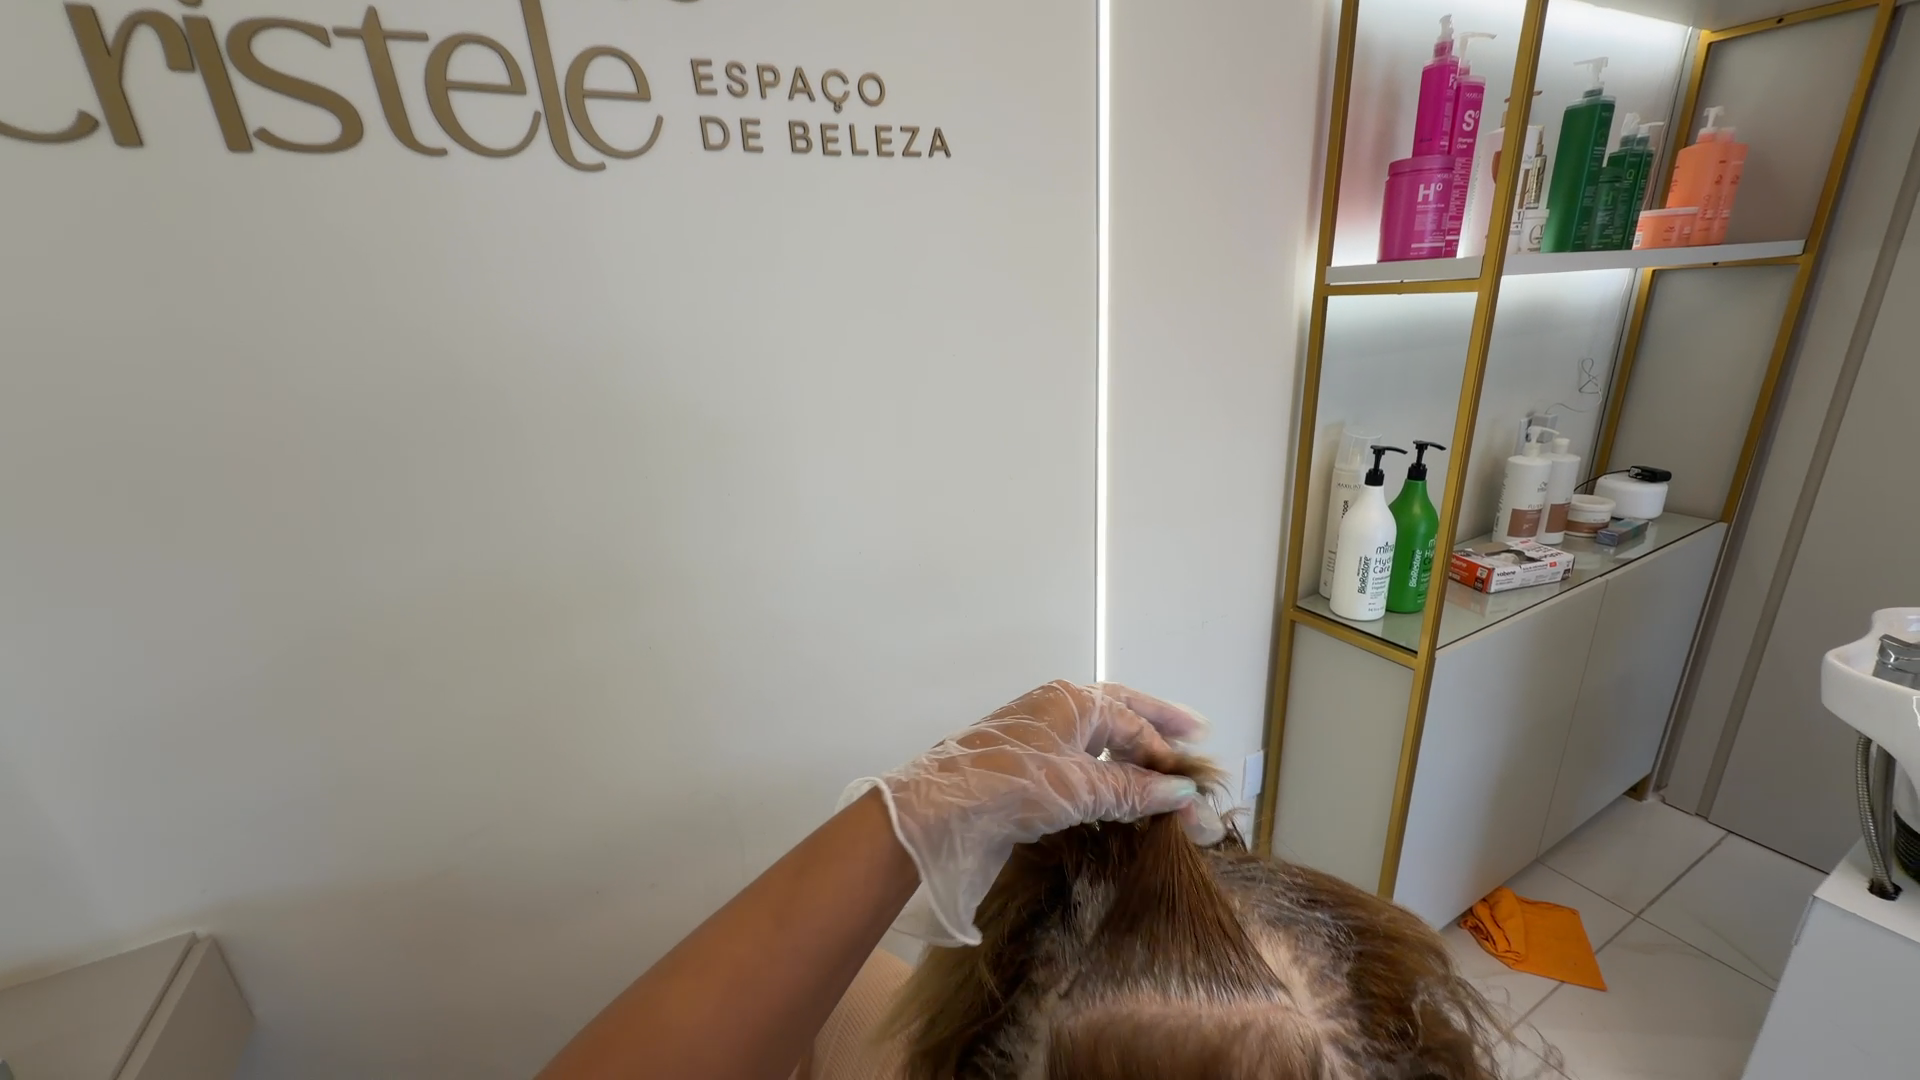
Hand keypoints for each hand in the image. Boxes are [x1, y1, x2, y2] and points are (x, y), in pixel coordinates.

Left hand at [842, 681, 1224, 945]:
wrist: (939, 809)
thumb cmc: (1012, 785)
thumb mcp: (1079, 786)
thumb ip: (1132, 788)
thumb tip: (1182, 793)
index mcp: (1071, 700)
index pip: (1131, 720)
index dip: (1164, 751)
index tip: (1192, 782)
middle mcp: (1055, 708)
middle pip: (1117, 712)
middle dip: (1154, 724)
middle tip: (1195, 733)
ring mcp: (1036, 734)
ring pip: (1095, 735)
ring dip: (1128, 750)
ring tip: (1159, 764)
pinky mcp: (1022, 764)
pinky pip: (1075, 759)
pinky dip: (1101, 770)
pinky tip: (1112, 788)